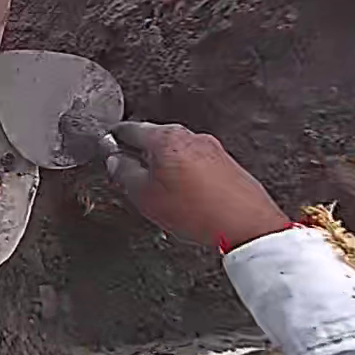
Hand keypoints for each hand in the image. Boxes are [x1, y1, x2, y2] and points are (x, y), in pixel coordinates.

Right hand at [105, 122, 289, 250]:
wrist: (246, 225)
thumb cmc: (196, 210)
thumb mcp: (144, 194)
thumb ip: (123, 172)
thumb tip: (115, 160)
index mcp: (166, 138)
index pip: (130, 129)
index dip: (114, 138)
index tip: (108, 145)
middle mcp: (190, 137)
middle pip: (154, 138)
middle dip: (139, 152)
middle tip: (128, 170)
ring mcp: (211, 149)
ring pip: (175, 151)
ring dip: (162, 164)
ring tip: (157, 189)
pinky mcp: (226, 164)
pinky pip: (194, 162)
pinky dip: (182, 172)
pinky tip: (182, 194)